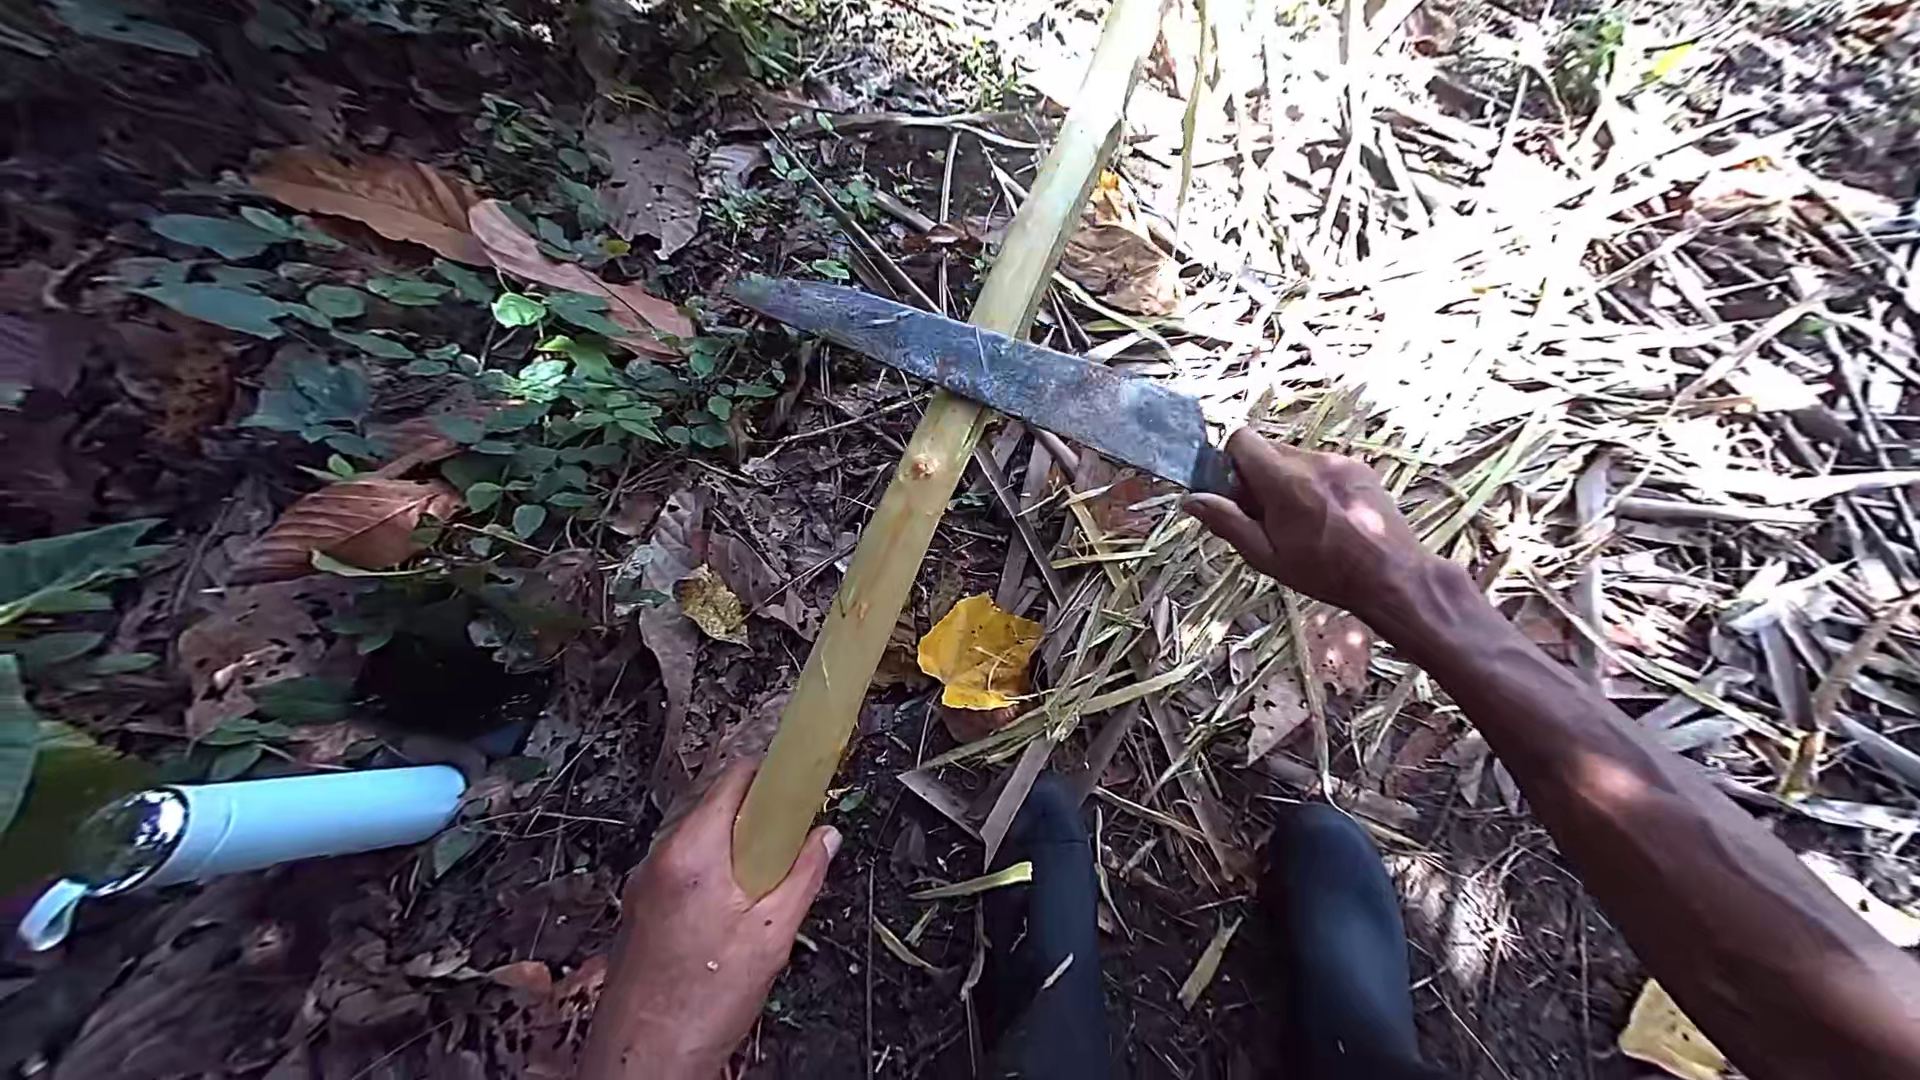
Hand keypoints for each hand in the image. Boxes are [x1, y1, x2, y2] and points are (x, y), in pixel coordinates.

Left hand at [580, 763, 839, 1079]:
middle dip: (757, 813)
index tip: (798, 787)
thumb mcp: (773, 935)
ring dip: (736, 841)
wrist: (639, 1071)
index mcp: (693, 851)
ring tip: (762, 880)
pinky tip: (732, 907)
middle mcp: (661, 856)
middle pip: (718, 802)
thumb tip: (827, 836)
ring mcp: (646, 881)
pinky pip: (685, 861)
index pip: (735, 777)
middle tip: (787, 841)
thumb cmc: (702, 1005)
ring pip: (702, 833)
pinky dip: (714, 865)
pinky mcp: (641, 904)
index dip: (771, 774)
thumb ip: (805, 874)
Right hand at [1183, 429, 1429, 618]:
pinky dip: (1309, 483)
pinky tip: (1322, 517)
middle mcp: (1312, 462)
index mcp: (1284, 482)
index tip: (1235, 493)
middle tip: (1263, 515)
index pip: (1241, 439)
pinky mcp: (1358, 467)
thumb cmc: (1323, 572)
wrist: (1394, 576)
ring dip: (1282, 481)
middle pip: (1265, 449)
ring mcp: (1339, 462)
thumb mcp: (1264, 555)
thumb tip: (1190, 500)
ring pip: (1291, 458)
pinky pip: (1318, 465)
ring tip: (1297, 520)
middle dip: (1255, 476)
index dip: (1230, 462)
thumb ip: (1226, 522)